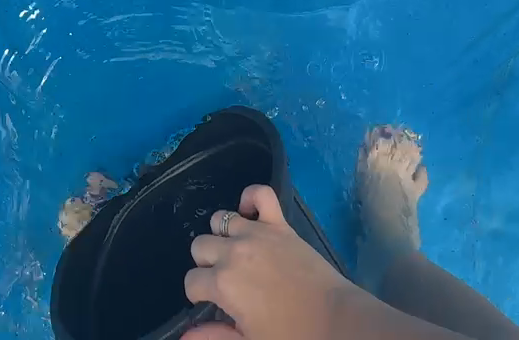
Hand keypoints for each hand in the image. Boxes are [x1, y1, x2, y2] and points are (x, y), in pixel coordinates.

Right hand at [183, 185, 359, 339]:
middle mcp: (234, 251)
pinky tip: (250, 215)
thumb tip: (183, 336)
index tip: (210, 303)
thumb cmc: (291, 337)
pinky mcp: (279, 222)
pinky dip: (251, 198)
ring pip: (220, 218)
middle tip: (224, 280)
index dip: (197, 294)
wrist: (335, 322)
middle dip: (206, 263)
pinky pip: (259, 193)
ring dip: (222, 235)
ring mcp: (257, 232)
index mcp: (224, 284)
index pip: (191, 281)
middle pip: (200, 245)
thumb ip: (213, 337)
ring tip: (236, 252)